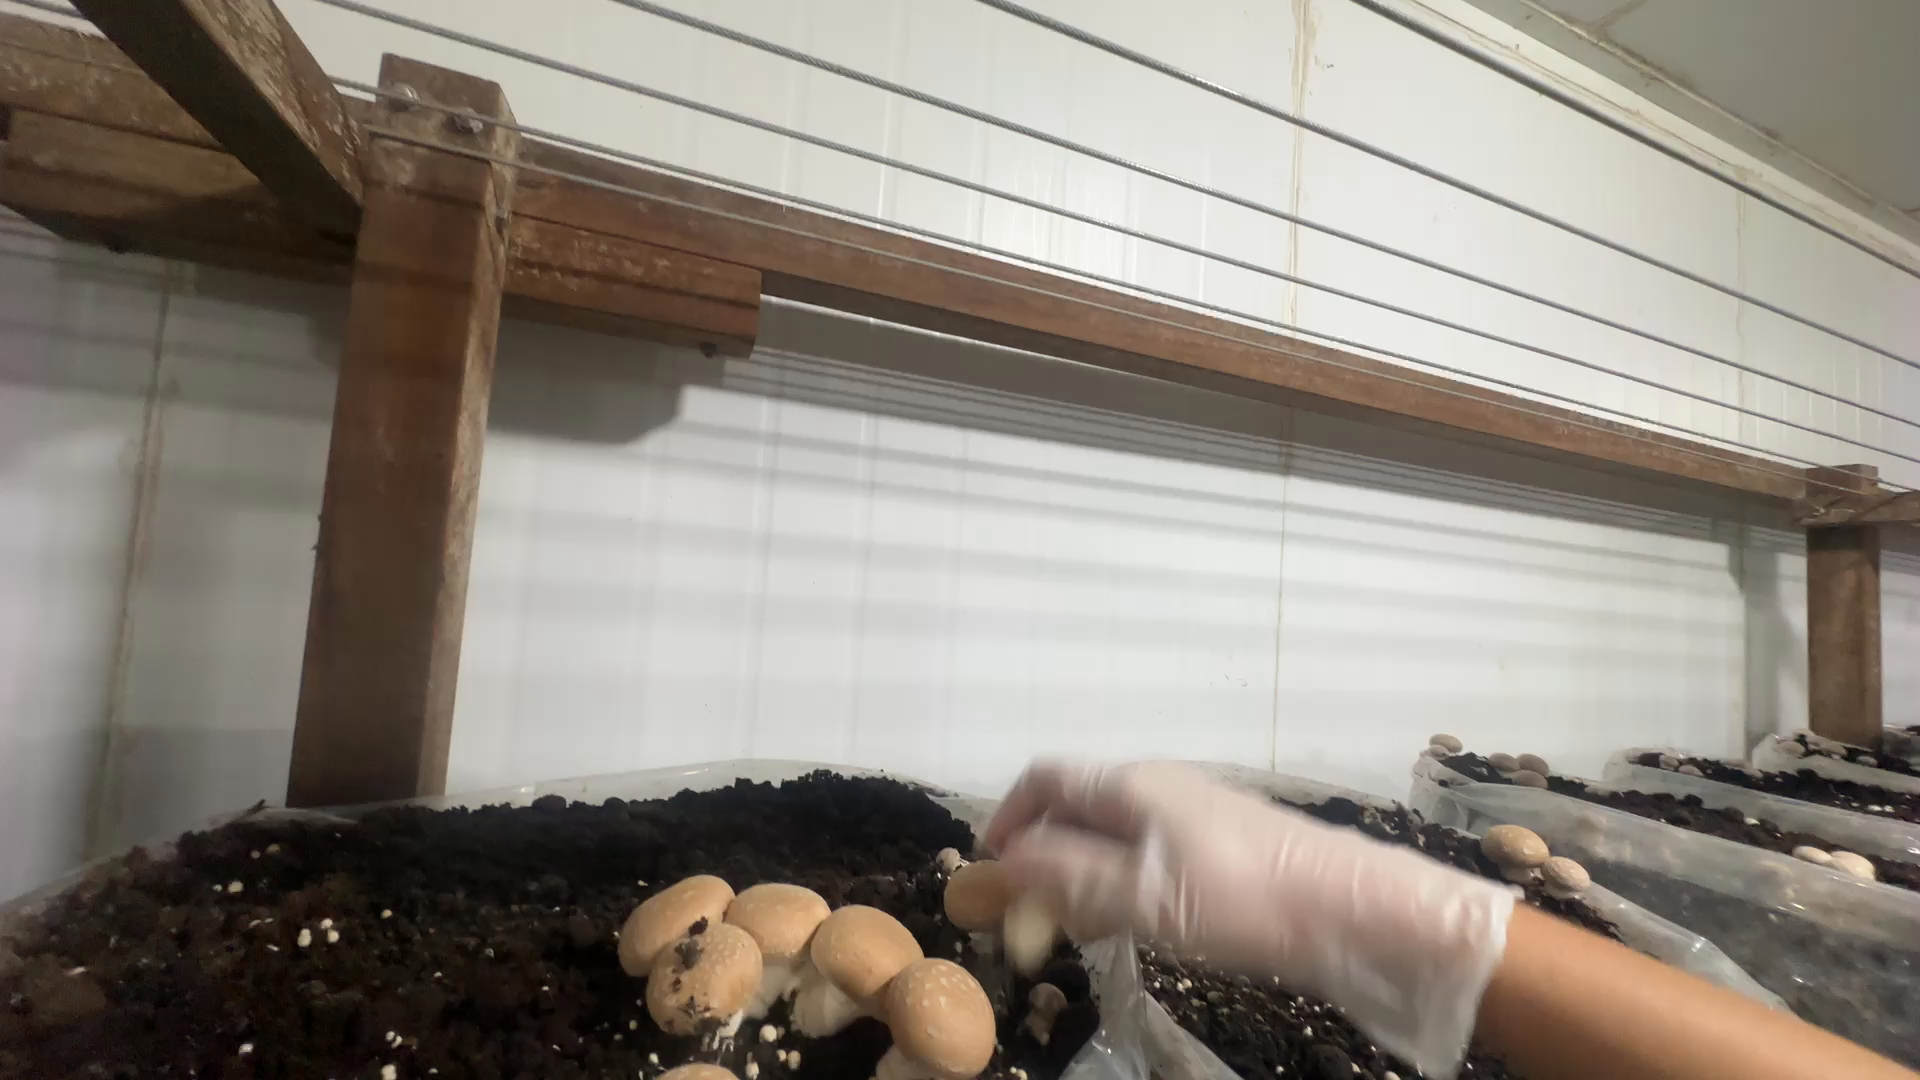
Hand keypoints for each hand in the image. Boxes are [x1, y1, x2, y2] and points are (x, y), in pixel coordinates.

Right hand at [985, 760, 1514, 1078]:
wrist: (1351, 906)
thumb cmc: (1240, 897)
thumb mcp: (1145, 895)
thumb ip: (1070, 875)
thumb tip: (1008, 860)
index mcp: (1129, 783)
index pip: (1046, 778)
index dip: (1010, 813)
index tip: (992, 863)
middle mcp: (1151, 782)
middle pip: (1075, 802)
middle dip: (1044, 848)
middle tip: (1035, 905)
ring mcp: (1185, 806)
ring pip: (1109, 827)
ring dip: (1081, 866)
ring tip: (1080, 919)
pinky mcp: (1211, 835)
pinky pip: (1142, 844)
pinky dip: (1117, 874)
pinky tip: (1133, 915)